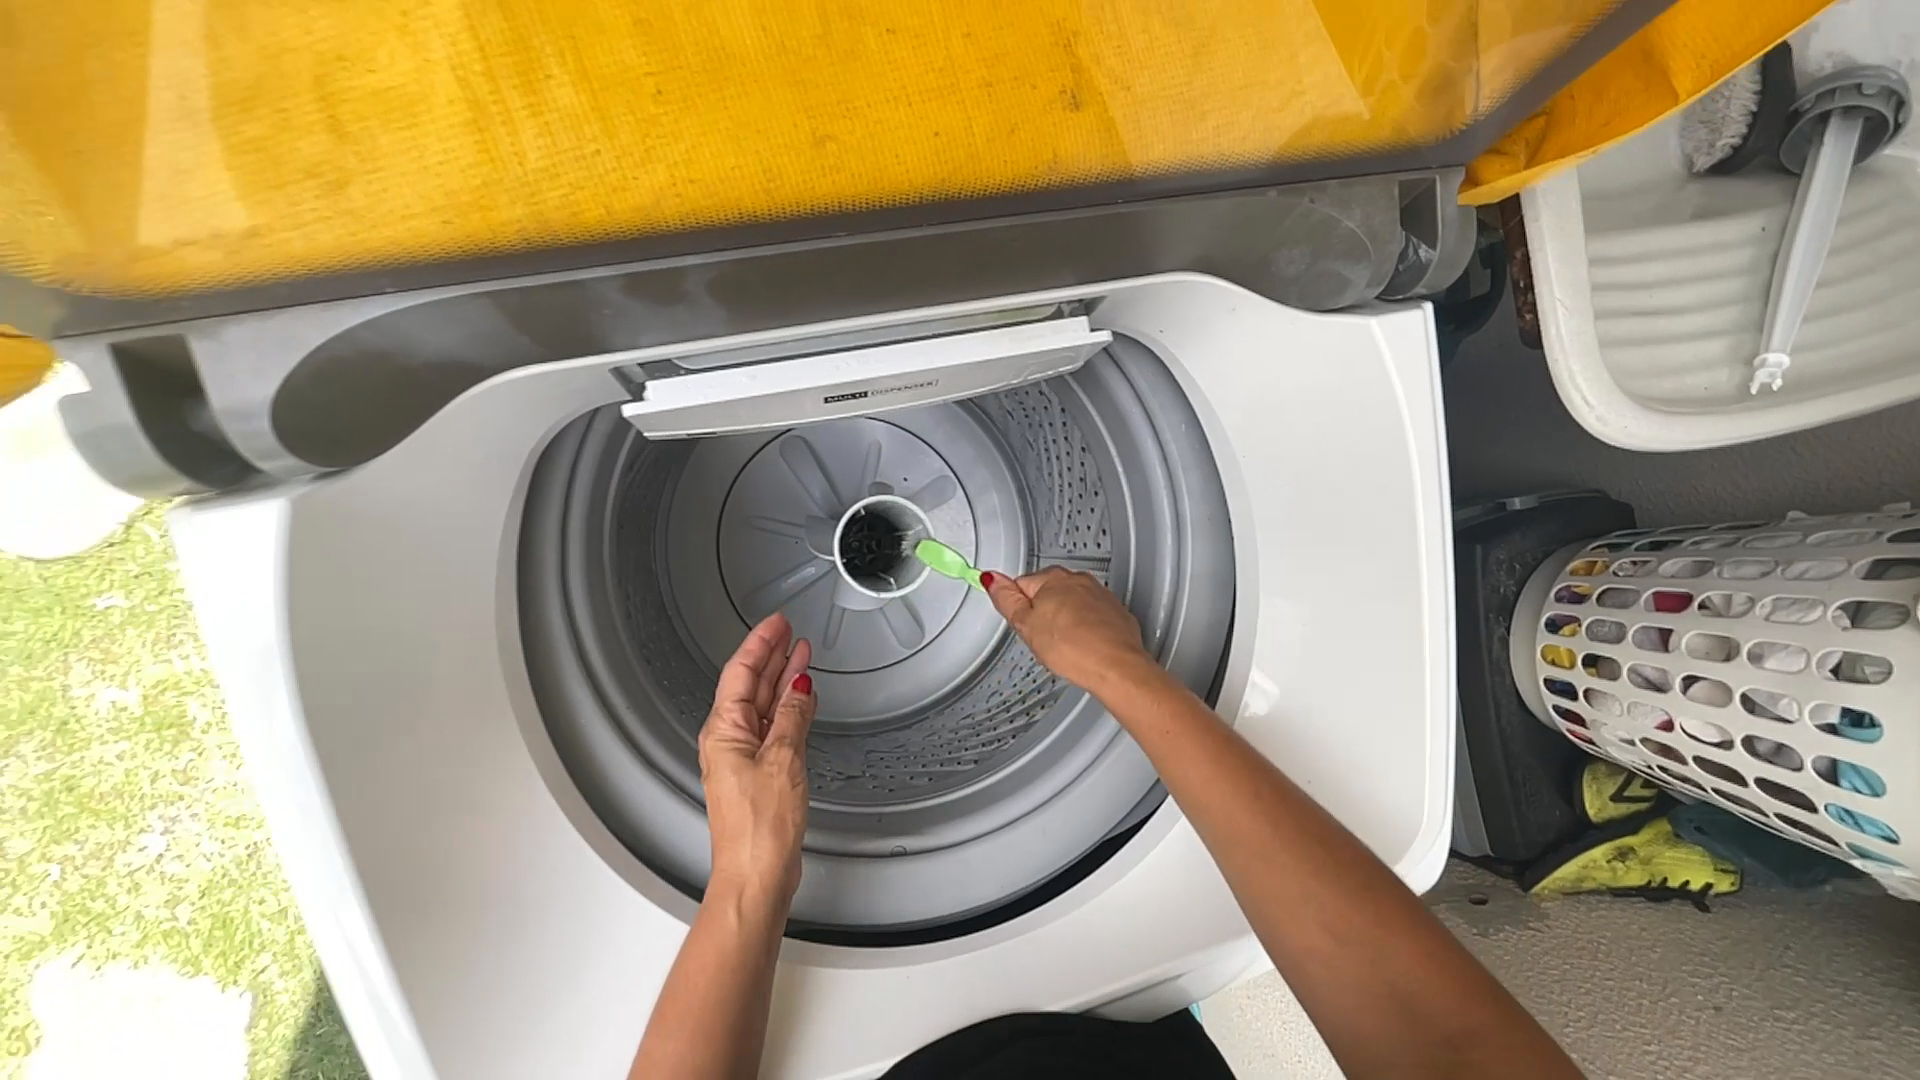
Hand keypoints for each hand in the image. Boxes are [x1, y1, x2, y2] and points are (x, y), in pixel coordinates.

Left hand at [699, 613, 814, 903]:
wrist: (756, 875)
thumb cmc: (758, 829)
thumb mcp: (783, 760)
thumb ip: (793, 718)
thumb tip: (801, 687)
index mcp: (724, 731)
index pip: (741, 672)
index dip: (760, 643)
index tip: (777, 623)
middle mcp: (729, 741)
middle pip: (751, 685)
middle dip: (773, 656)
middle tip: (790, 632)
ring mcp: (744, 758)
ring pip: (765, 705)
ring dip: (783, 679)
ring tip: (801, 656)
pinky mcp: (760, 774)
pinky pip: (774, 728)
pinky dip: (789, 709)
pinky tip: (802, 699)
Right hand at [982, 567, 1159, 695]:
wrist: (1117, 667)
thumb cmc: (1075, 647)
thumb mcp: (1026, 625)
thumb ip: (1006, 599)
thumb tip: (991, 579)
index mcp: (1053, 578)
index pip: (1021, 584)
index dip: (1019, 609)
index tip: (1025, 625)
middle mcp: (1079, 580)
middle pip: (1047, 593)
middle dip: (1042, 614)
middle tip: (1042, 638)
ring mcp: (1100, 595)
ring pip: (1072, 605)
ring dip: (1065, 621)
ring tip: (1063, 645)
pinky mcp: (1116, 613)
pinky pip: (1093, 617)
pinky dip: (1086, 629)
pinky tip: (1082, 646)